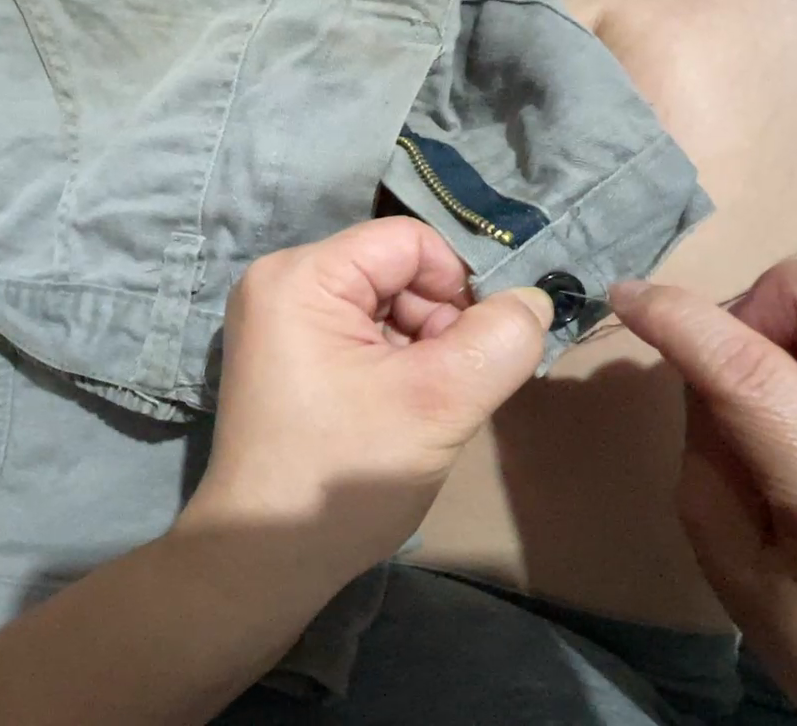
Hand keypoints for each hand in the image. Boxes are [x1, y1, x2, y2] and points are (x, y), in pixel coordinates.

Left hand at [179, 217, 553, 585]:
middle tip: (443, 388)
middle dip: (435, 322)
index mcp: (299, 276)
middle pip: (393, 270)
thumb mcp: (437, 404)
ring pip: (381, 302)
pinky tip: (391, 409)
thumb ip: (499, 341)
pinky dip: (391, 361)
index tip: (473, 349)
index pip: (407, 241)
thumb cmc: (342, 474)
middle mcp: (279, 282)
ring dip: (418, 347)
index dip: (456, 286)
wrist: (263, 556)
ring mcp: (275, 318)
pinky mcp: (283, 352)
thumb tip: (533, 299)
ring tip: (417, 406)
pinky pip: (357, 330)